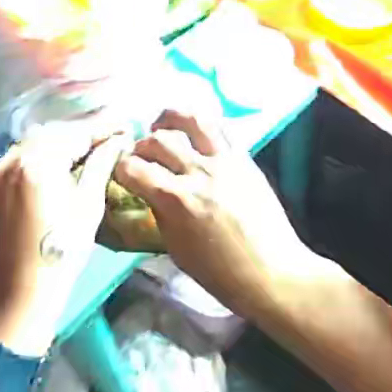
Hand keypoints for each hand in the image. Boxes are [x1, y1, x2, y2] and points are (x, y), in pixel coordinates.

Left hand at [0, 129, 130, 355]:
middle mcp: (12, 159)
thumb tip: (117, 140)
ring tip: (88, 147)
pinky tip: (60, 161)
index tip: (124, 126)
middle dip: (81, 132)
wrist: (20, 293)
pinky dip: (42, 153)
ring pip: (35, 142)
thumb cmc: (62, 252)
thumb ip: (101, 165)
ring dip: (62, 141)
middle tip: (109, 136)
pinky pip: (21, 155)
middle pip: (53, 133)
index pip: (75, 134)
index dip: (102, 128)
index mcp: (37, 164)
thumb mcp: (88, 205)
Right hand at [113, 110, 334, 321]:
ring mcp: (224, 161)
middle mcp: (198, 173)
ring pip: (191, 120)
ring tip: (162, 125)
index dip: (118, 167)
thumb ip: (159, 213)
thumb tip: (149, 192)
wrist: (272, 272)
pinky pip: (221, 128)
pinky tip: (194, 131)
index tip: (118, 171)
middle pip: (158, 140)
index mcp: (176, 200)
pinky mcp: (244, 158)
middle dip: (140, 145)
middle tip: (139, 155)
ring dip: (170, 118)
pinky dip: (201, 124)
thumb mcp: (176, 248)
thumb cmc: (221, 273)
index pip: (132, 168)